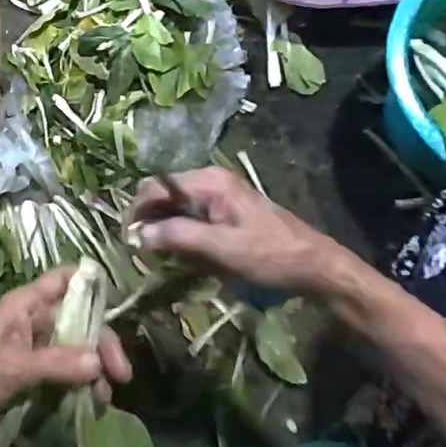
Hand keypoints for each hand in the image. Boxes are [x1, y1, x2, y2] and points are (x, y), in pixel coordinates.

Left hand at [0, 266, 133, 415]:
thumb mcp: (14, 368)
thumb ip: (55, 363)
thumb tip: (97, 361)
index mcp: (26, 304)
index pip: (62, 279)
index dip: (89, 281)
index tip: (115, 301)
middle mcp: (37, 317)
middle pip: (81, 317)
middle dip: (102, 342)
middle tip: (121, 373)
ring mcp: (42, 343)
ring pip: (81, 344)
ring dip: (97, 367)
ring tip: (105, 397)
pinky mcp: (45, 367)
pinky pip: (74, 367)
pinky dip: (87, 381)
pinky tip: (95, 401)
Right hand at [130, 167, 359, 293]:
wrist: (316, 266)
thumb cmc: (271, 256)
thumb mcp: (223, 249)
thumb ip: (179, 237)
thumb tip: (139, 234)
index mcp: (209, 182)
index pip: (155, 186)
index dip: (137, 210)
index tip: (129, 239)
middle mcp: (210, 180)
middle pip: (163, 194)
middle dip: (149, 220)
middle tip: (141, 251)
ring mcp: (218, 194)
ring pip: (174, 206)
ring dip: (163, 228)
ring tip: (159, 255)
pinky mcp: (223, 209)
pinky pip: (189, 215)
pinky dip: (179, 232)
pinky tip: (180, 253)